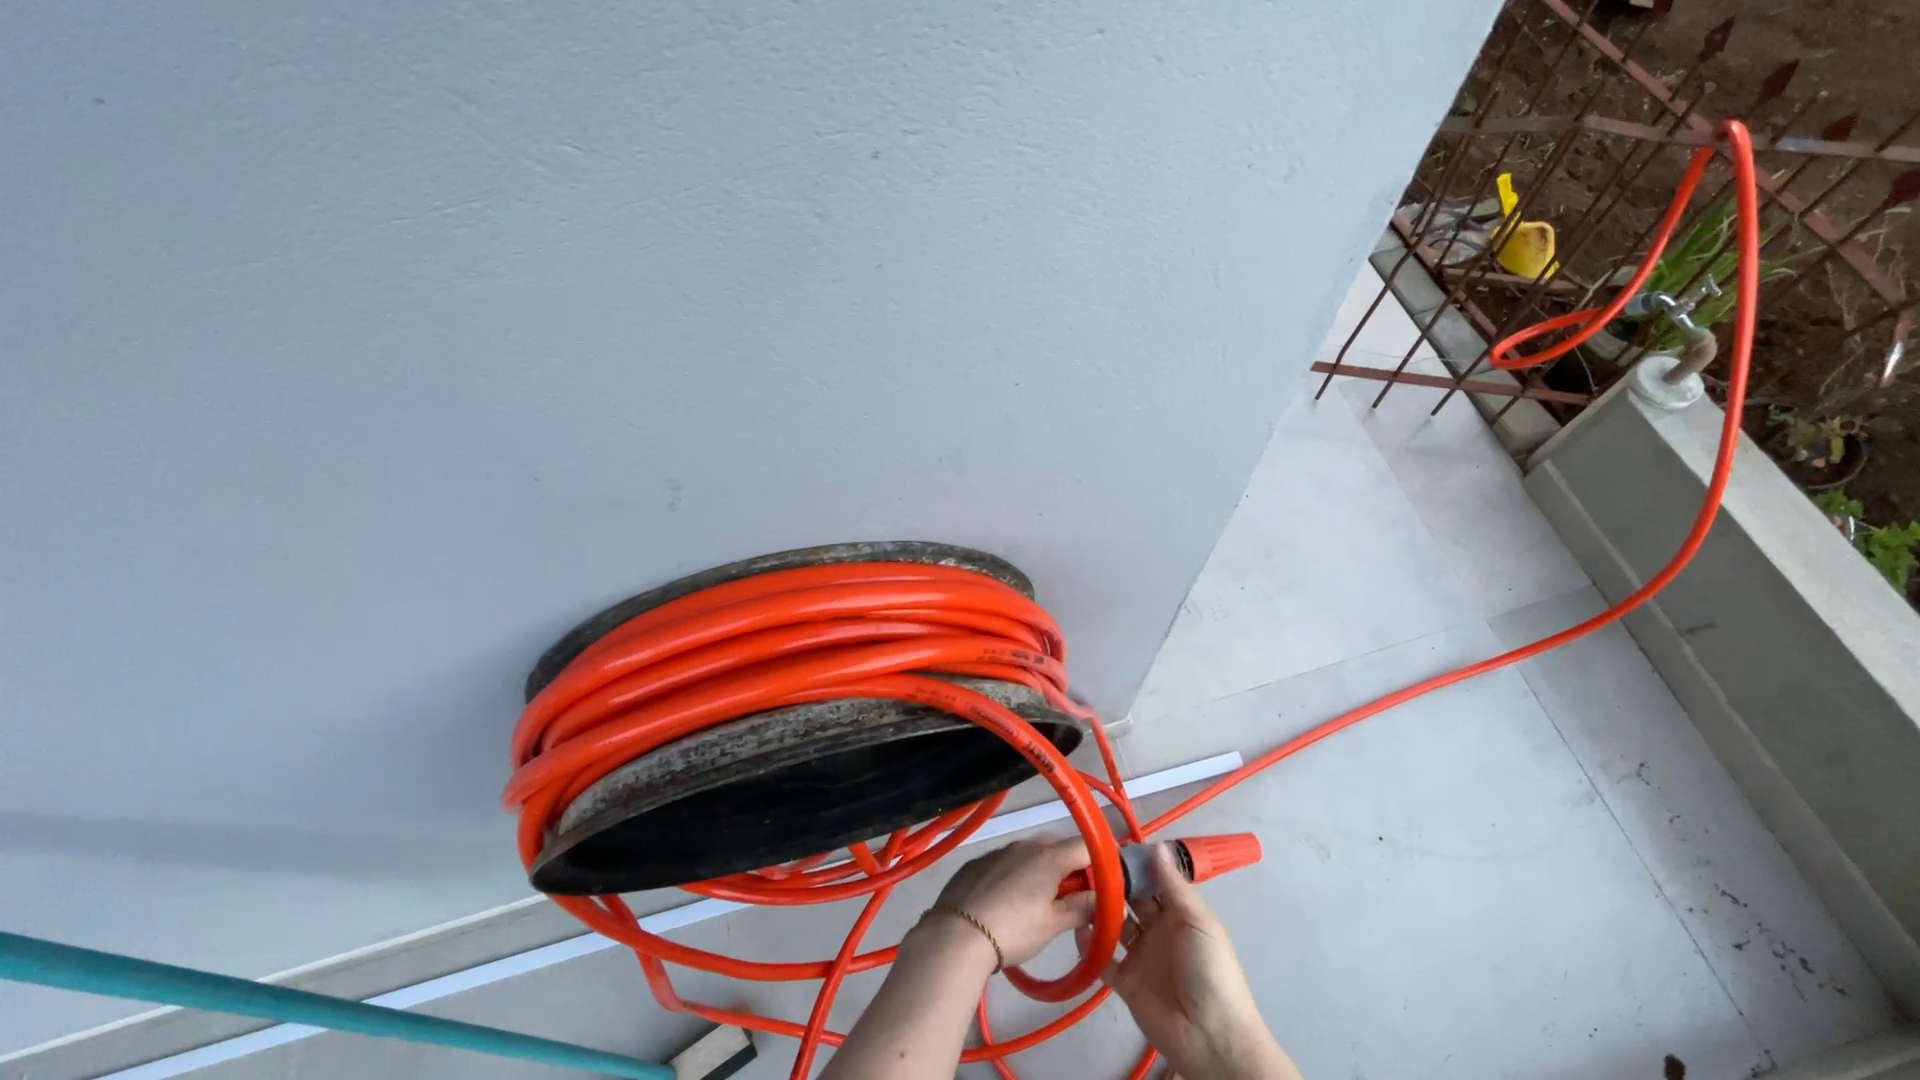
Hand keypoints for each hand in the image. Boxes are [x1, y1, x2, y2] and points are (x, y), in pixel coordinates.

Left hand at [922, 838, 1095, 968]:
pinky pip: (1004, 863)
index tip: (1102, 887)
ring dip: (1039, 872)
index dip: (1100, 864)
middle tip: (1068, 901)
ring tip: (1034, 906)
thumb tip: (1111, 903)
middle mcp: (1024, 845)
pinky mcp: (975, 863)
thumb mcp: (1053, 925)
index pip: (1086, 846)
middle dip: (1068, 869)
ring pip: (1029, 855)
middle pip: (1057, 848)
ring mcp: (997, 852)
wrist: (955, 936)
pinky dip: (1012, 876)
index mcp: (1048, 857)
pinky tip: (1003, 904)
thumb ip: (1083, 909)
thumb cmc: (1013, 931)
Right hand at [1086, 844, 1297, 1079]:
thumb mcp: (1198, 923)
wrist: (1210, 1036)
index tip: (1111, 847)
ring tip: (1076, 892)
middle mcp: (1159, 931)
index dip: (1136, 866)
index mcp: (1180, 915)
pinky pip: (1103, 960)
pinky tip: (1076, 930)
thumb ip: (1174, 886)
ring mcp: (1140, 957)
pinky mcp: (1124, 982)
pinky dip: (1089, 946)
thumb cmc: (1210, 971)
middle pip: (1132, 902)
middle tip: (1085, 866)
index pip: (1155, 883)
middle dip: (1113, 885)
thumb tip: (1157, 846)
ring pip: (1115, 927)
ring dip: (1099, 911)